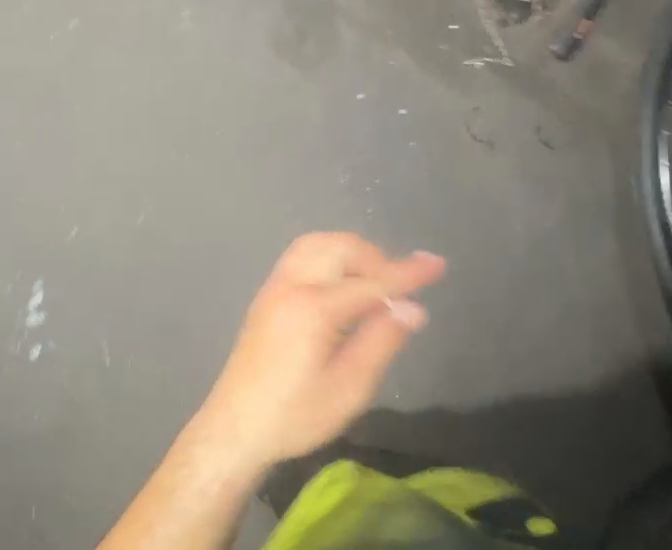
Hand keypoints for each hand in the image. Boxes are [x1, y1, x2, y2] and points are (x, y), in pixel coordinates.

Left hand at [187, 233, 445, 470]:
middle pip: (342, 247)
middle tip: (399, 289)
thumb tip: (413, 308)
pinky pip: (303, 254)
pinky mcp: (267, 293)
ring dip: (352, 253)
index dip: (408, 273)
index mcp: (313, 309)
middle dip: (377, 259)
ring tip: (373, 283)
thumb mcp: (348, 389)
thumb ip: (381, 342)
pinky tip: (343, 283)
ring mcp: (275, 285)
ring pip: (320, 243)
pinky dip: (331, 255)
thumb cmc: (294, 416)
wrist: (234, 428)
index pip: (371, 282)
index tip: (437, 264)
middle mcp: (292, 285)